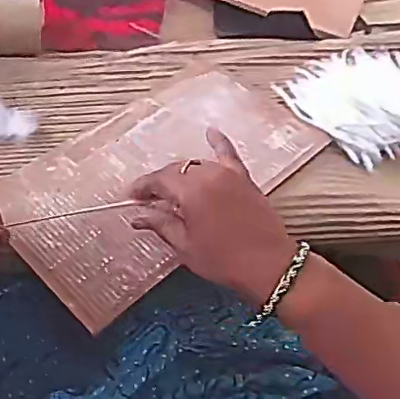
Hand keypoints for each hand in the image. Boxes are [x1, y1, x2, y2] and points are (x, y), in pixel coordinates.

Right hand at [129, 129, 299, 306]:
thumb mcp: (185, 245)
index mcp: (191, 191)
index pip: (158, 180)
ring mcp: (229, 175)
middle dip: (159, 183)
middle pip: (176, 170)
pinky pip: (228, 156)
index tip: (131, 198)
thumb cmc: (223, 259)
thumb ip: (161, 224)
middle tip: (148, 200)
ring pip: (197, 165)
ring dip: (181, 174)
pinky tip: (212, 132)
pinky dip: (218, 144)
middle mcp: (209, 175)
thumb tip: (139, 217)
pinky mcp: (245, 180)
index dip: (142, 188)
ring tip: (172, 190)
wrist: (268, 265)